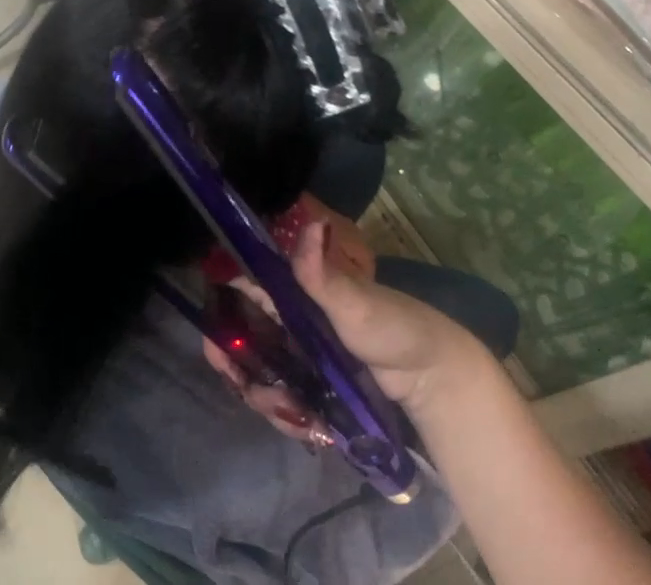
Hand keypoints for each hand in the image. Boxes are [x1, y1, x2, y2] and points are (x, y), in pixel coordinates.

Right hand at [203, 213, 485, 437]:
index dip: (218, 317)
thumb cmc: (394, 327)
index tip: (216, 345)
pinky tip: (309, 426)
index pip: (236, 296)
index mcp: (288, 294)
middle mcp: (285, 323)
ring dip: (263, 397)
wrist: (434, 378)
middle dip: (234, 367)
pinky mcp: (310, 389)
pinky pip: (284, 403)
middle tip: (245, 387)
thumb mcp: (355, 301)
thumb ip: (322, 273)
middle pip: (238, 342)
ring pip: (257, 376)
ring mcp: (296, 359)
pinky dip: (289, 417)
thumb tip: (312, 225)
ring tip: (291, 413)